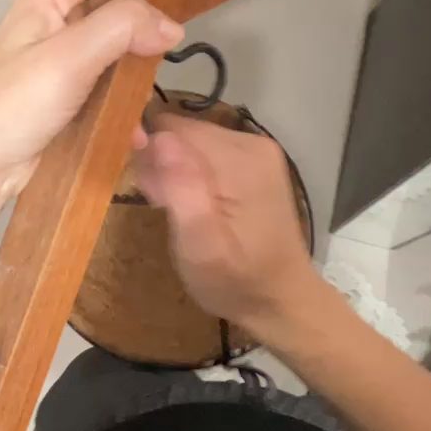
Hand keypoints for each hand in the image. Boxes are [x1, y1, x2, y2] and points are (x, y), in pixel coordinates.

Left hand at [0, 0, 182, 211]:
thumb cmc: (14, 105)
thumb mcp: (70, 56)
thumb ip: (122, 27)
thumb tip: (172, 25)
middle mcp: (51, 25)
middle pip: (113, 14)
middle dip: (144, 35)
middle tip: (172, 57)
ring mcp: (56, 65)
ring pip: (112, 57)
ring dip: (134, 79)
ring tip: (150, 102)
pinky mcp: (61, 102)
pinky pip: (102, 93)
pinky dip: (119, 109)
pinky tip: (134, 133)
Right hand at [133, 113, 317, 330]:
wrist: (281, 301)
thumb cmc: (236, 281)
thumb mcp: (200, 247)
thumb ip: (180, 189)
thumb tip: (157, 138)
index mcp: (240, 160)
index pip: (172, 129)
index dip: (150, 155)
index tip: (150, 193)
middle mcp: (251, 143)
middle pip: (181, 132)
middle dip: (160, 164)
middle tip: (163, 207)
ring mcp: (254, 150)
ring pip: (188, 141)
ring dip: (172, 171)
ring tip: (177, 210)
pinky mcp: (251, 161)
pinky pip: (202, 152)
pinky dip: (187, 174)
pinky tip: (191, 205)